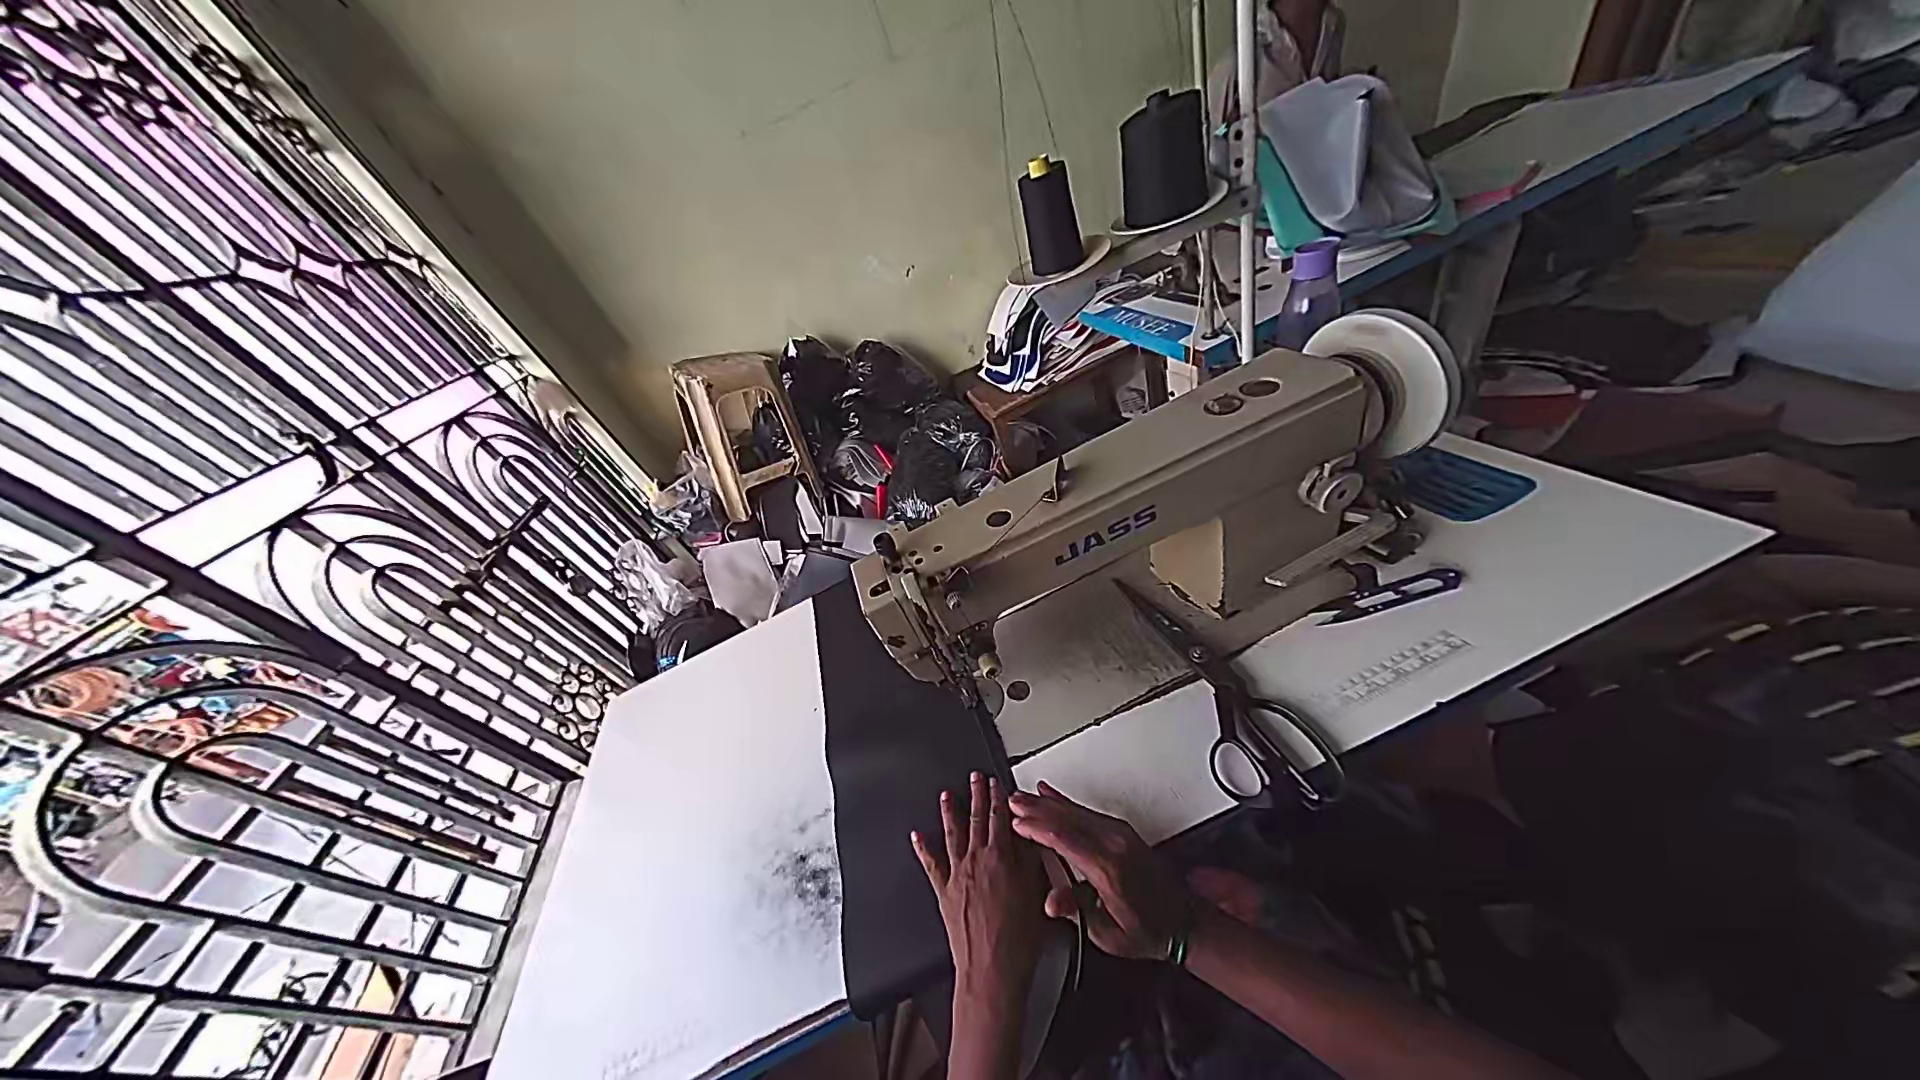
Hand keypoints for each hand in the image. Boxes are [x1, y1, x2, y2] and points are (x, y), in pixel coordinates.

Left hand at [912, 772, 1045, 998]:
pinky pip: (931, 864)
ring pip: (953, 833)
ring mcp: (957, 874)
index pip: (1000, 817)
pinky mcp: (944, 891)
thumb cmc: (1018, 941)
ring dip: (950, 811)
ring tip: (947, 795)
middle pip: (977, 819)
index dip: (998, 797)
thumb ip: (1030, 861)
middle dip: (976, 794)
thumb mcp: (1036, 893)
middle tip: (974, 777)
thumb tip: (1028, 838)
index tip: (996, 782)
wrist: (992, 971)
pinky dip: (923, 848)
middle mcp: (977, 860)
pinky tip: (917, 835)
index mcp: (1002, 858)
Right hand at [1009, 781, 1190, 960]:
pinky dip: (1066, 803)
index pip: (1065, 840)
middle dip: (1037, 808)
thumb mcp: (1108, 934)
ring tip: (1024, 796)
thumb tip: (1051, 902)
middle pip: (1068, 818)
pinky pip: (1087, 812)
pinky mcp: (1121, 831)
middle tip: (1012, 801)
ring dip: (1048, 802)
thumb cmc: (1148, 930)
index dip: (1038, 828)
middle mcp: (1115, 845)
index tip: (1017, 823)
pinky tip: (1051, 795)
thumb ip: (1078, 912)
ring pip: (1076, 811)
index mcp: (1109, 869)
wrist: (1182, 921)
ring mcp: (1119, 834)